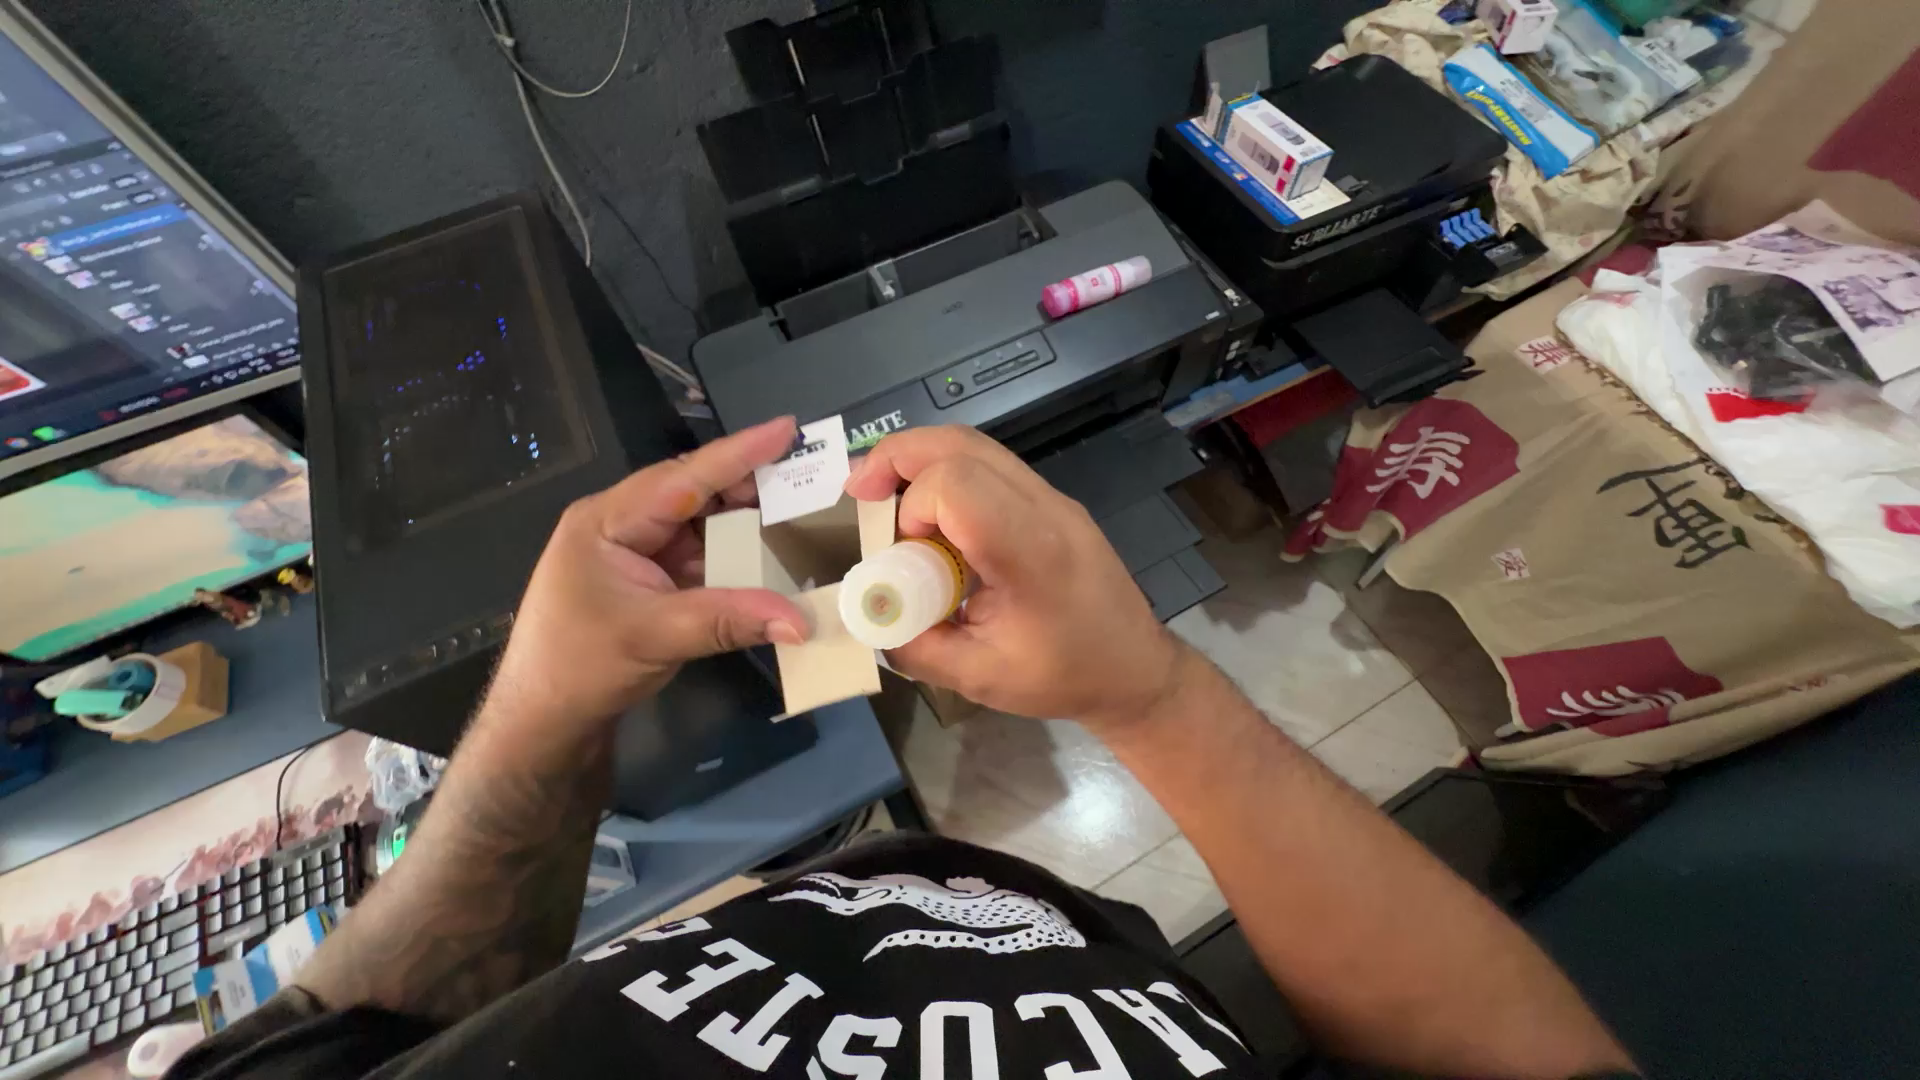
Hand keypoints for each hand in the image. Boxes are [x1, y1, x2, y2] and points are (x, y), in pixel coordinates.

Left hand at [485, 417, 810, 730]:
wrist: (546, 715)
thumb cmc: (581, 665)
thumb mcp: (656, 637)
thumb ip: (730, 621)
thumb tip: (801, 622)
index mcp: (609, 520)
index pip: (683, 478)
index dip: (739, 453)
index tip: (786, 429)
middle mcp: (623, 522)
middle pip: (695, 489)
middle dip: (749, 479)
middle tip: (806, 470)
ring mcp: (638, 548)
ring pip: (702, 517)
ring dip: (746, 513)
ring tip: (798, 501)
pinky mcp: (652, 573)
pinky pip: (702, 549)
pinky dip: (736, 548)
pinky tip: (769, 547)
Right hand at [843, 426, 1191, 729]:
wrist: (1136, 669)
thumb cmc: (1066, 677)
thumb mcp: (979, 679)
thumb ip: (915, 645)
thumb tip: (870, 613)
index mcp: (1031, 551)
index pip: (956, 483)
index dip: (911, 506)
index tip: (903, 553)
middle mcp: (1045, 508)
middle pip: (961, 443)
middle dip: (897, 458)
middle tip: (860, 492)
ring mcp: (1053, 498)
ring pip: (975, 445)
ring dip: (920, 462)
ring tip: (885, 498)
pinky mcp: (1053, 502)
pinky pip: (991, 466)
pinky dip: (947, 475)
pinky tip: (931, 515)